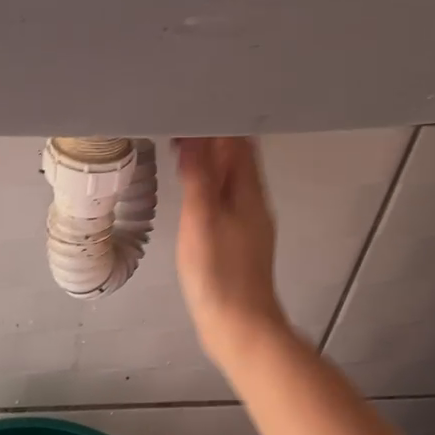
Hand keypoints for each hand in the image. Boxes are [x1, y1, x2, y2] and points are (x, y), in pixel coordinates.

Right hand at [175, 137, 291, 369]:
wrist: (240, 327)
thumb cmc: (219, 274)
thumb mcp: (202, 220)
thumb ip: (199, 177)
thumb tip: (195, 136)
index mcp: (249, 193)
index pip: (238, 142)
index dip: (217, 122)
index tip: (191, 107)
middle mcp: (254, 204)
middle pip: (237, 159)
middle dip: (212, 139)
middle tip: (181, 123)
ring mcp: (248, 224)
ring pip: (231, 180)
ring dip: (210, 163)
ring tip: (181, 150)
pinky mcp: (238, 243)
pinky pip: (225, 201)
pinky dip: (209, 187)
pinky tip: (192, 193)